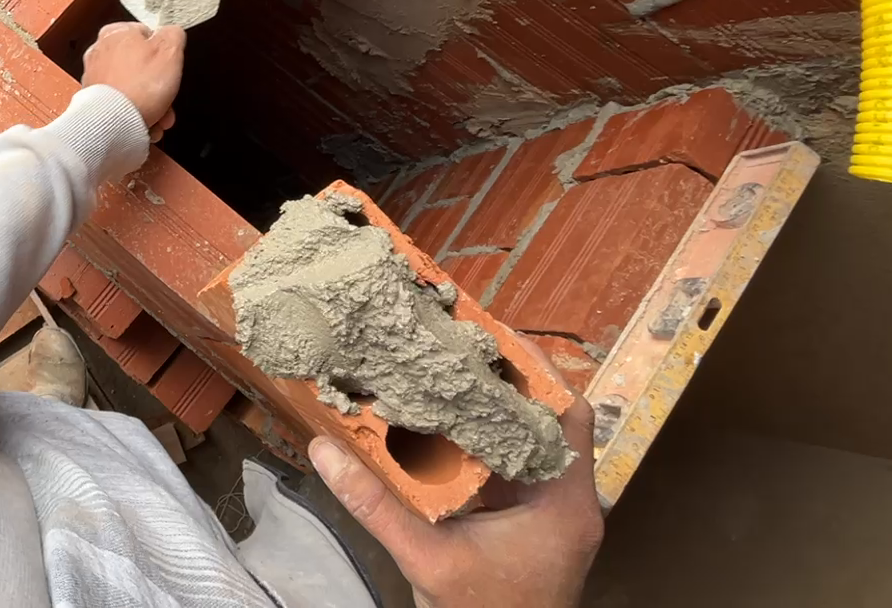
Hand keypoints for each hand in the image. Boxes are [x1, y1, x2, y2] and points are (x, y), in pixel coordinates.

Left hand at [80, 22, 184, 134]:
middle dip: (159, 85)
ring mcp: (95, 77)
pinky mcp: (94, 99)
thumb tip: (172, 33)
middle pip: (141, 66)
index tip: (171, 67)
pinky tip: (145, 123)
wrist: (113, 122)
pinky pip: (120, 104)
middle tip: (168, 97)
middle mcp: (101, 52)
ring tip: (159, 117)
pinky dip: (134, 113)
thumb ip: (173, 35)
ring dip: (150, 103)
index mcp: (116, 33)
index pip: (148, 36)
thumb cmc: (138, 87)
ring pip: (132, 88)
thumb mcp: (170, 50)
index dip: (165, 54)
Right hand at [309, 344, 603, 607]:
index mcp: (561, 502)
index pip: (570, 415)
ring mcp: (541, 506)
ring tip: (433, 363)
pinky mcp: (518, 514)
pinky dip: (471, 429)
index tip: (485, 334)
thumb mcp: (425, 558)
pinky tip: (430, 413)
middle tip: (444, 338)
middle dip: (496, 374)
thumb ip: (376, 505)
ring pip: (520, 434)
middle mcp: (560, 496)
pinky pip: (500, 455)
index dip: (536, 370)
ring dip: (483, 400)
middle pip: (542, 416)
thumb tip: (321, 448)